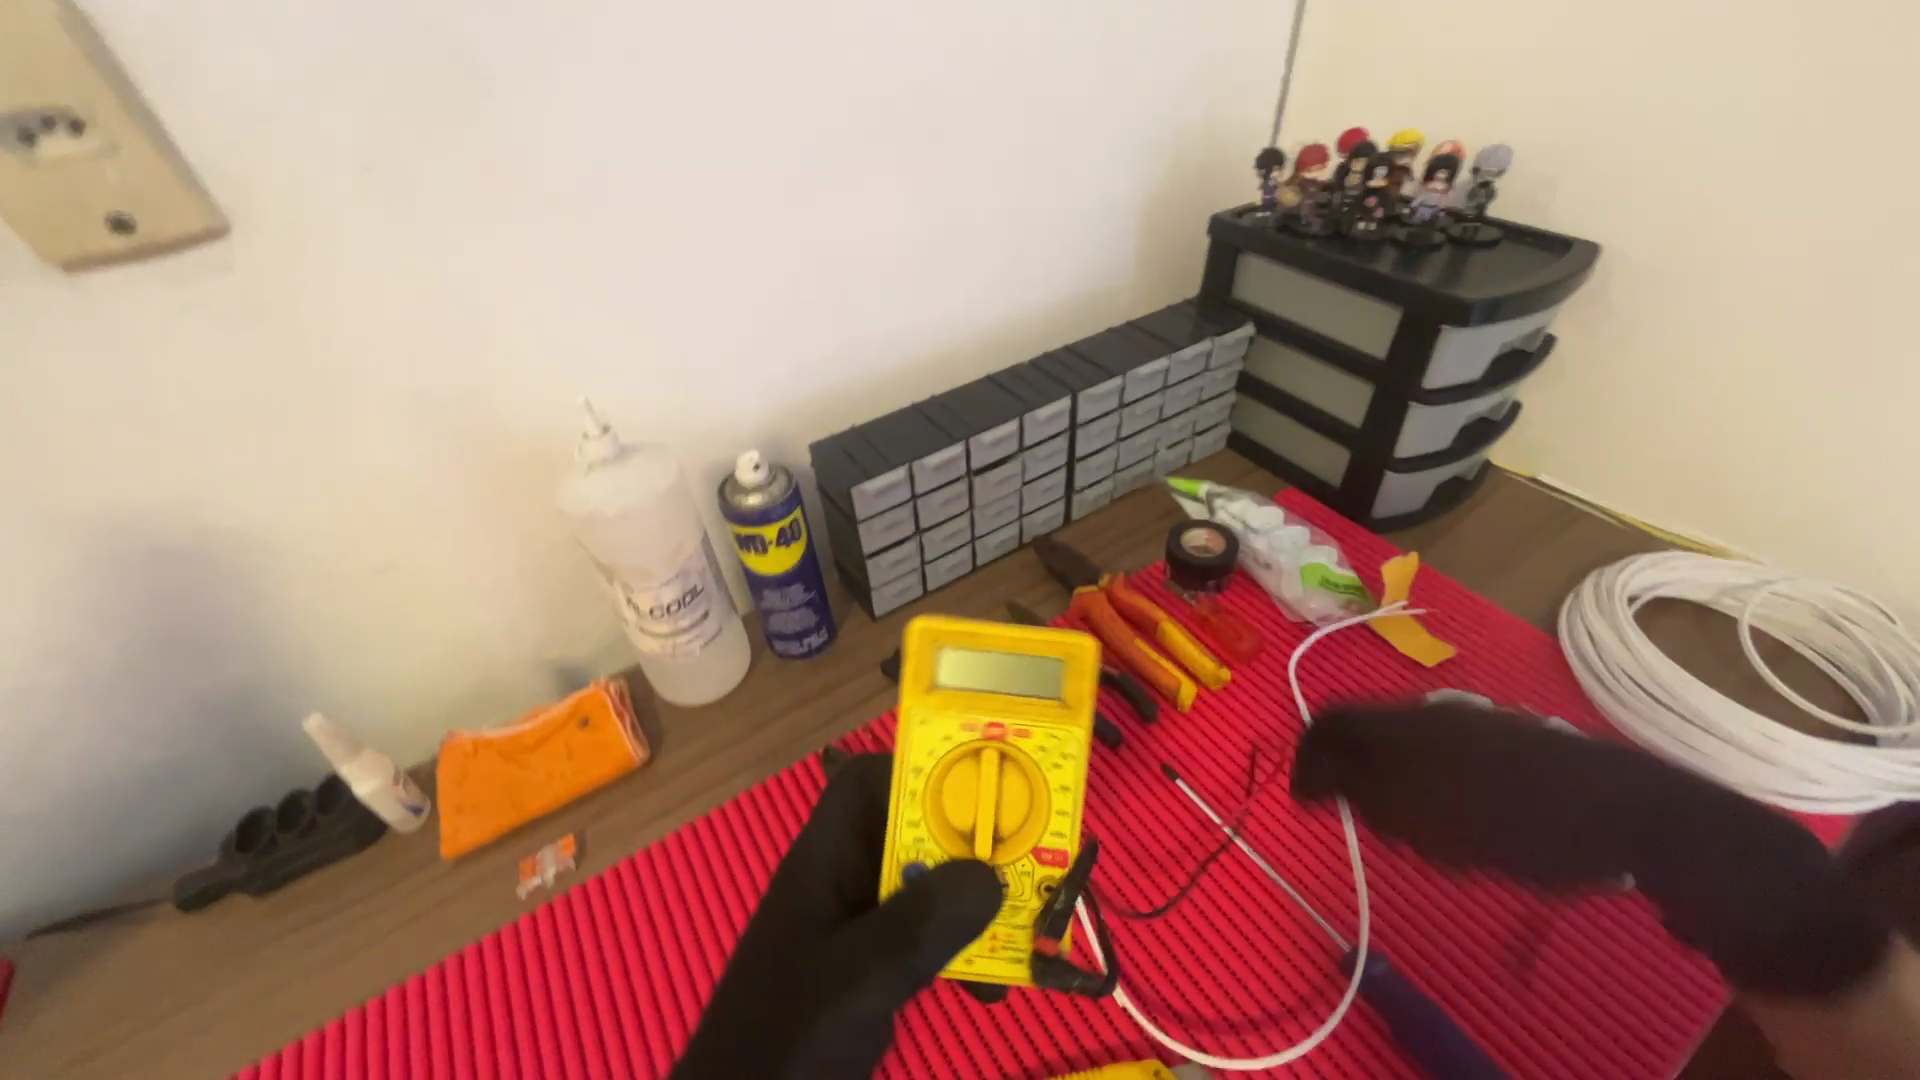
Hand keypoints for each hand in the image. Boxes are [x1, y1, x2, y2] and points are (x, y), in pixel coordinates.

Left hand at [670, 753, 1001, 1079]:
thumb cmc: (784, 1041)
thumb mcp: (857, 976)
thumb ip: (921, 923)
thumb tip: (991, 875)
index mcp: (825, 862)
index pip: (865, 785)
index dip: (918, 774)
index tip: (980, 792)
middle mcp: (842, 885)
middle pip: (908, 836)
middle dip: (967, 847)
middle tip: (1029, 860)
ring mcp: (855, 932)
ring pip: (925, 891)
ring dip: (975, 907)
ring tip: (1024, 929)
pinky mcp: (870, 976)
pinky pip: (926, 943)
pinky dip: (963, 957)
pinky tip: (991, 990)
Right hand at [1292, 701, 1889, 997]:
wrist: (1637, 816)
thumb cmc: (1522, 822)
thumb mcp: (1428, 820)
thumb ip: (1364, 794)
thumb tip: (1320, 780)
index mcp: (1403, 722)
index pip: (1329, 723)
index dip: (1307, 760)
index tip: (1305, 803)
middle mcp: (1431, 711)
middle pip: (1364, 737)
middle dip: (1357, 782)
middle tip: (1376, 828)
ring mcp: (1473, 722)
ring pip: (1405, 749)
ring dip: (1399, 790)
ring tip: (1428, 835)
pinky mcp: (1508, 739)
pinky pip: (1445, 758)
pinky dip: (1435, 790)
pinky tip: (1468, 824)